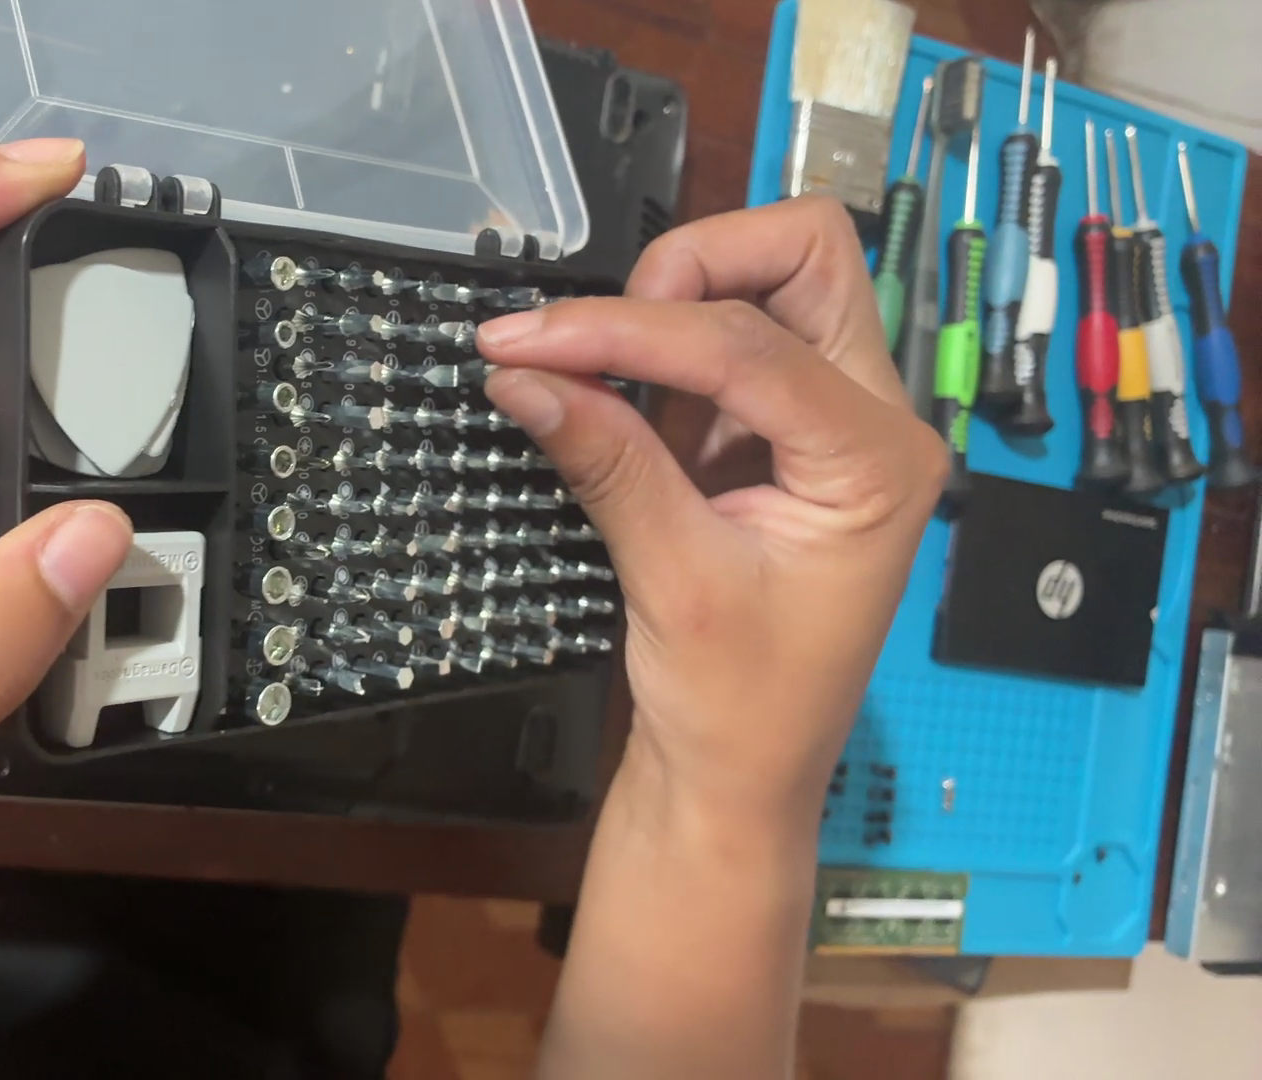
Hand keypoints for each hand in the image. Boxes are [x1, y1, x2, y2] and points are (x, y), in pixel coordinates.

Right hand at [480, 196, 946, 818]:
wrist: (740, 764)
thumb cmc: (733, 699)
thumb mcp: (672, 580)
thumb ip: (606, 464)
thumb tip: (517, 376)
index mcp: (877, 457)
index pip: (746, 346)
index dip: (622, 334)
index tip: (519, 341)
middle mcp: (866, 416)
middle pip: (804, 259)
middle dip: (688, 267)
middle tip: (589, 332)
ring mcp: (816, 421)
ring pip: (764, 288)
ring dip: (664, 301)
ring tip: (573, 354)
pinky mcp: (762, 439)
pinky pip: (715, 350)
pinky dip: (649, 348)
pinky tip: (593, 379)